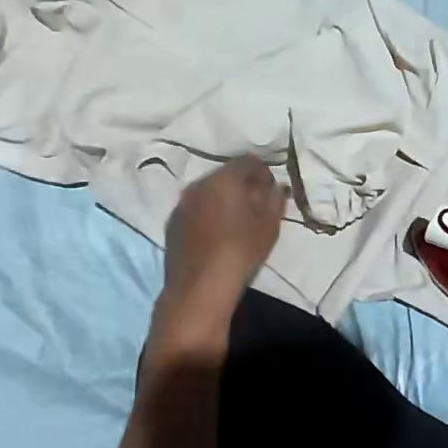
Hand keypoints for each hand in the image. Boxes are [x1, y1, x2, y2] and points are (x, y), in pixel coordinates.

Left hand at [162, 156, 286, 309]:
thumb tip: (275, 187)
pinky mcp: (172, 222)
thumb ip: (275, 199)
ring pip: (207, 191)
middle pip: (225, 174)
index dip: (263, 172)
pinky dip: (206, 213)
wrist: (200, 287)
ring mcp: (181, 203)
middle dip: (242, 185)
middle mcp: (198, 184)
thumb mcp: (269, 226)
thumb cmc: (240, 252)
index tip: (270, 191)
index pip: (247, 160)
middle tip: (255, 206)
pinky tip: (214, 235)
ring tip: (235, 221)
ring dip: (223, 199)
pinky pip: (194, 208)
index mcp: (224, 179)